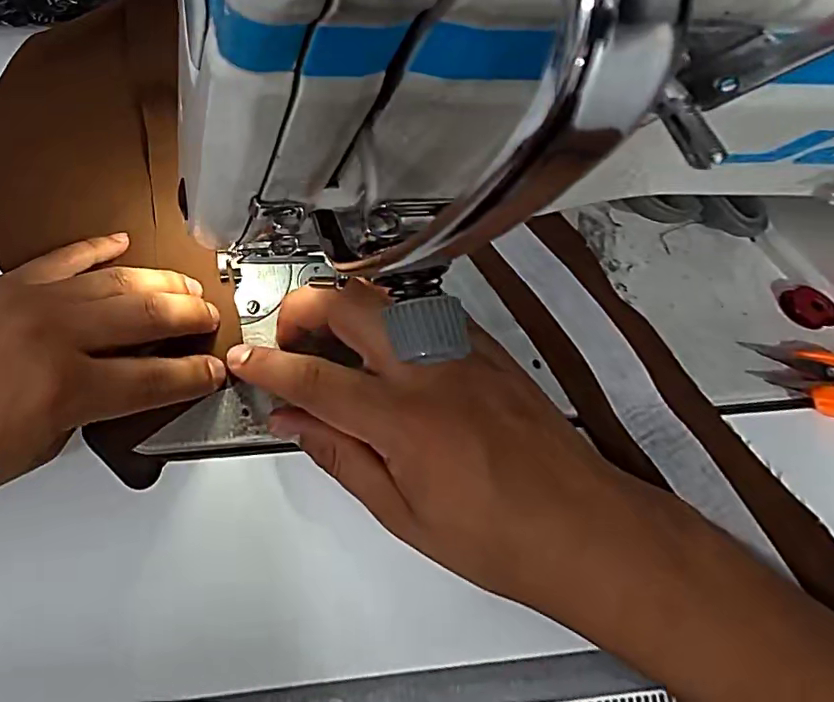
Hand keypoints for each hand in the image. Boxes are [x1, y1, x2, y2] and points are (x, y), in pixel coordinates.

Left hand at [0, 234, 224, 570]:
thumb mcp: (33, 450)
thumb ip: (86, 410)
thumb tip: (120, 383)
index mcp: (64, 388)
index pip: (152, 377)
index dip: (192, 375)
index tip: (215, 370)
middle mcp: (54, 334)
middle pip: (145, 315)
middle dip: (188, 316)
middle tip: (211, 319)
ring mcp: (29, 299)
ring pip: (114, 279)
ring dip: (157, 283)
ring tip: (184, 287)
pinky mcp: (4, 283)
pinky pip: (64, 257)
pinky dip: (97, 249)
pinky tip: (122, 245)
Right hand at [227, 282, 688, 620]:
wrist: (589, 529)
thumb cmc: (507, 537)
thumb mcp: (402, 512)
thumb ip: (338, 455)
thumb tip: (295, 423)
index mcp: (405, 421)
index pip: (313, 378)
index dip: (267, 366)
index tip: (245, 359)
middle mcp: (431, 370)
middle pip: (343, 304)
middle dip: (299, 310)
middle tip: (286, 340)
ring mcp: (459, 349)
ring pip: (379, 296)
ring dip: (339, 309)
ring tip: (329, 346)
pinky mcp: (480, 344)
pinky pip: (416, 309)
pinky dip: (382, 318)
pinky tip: (381, 352)